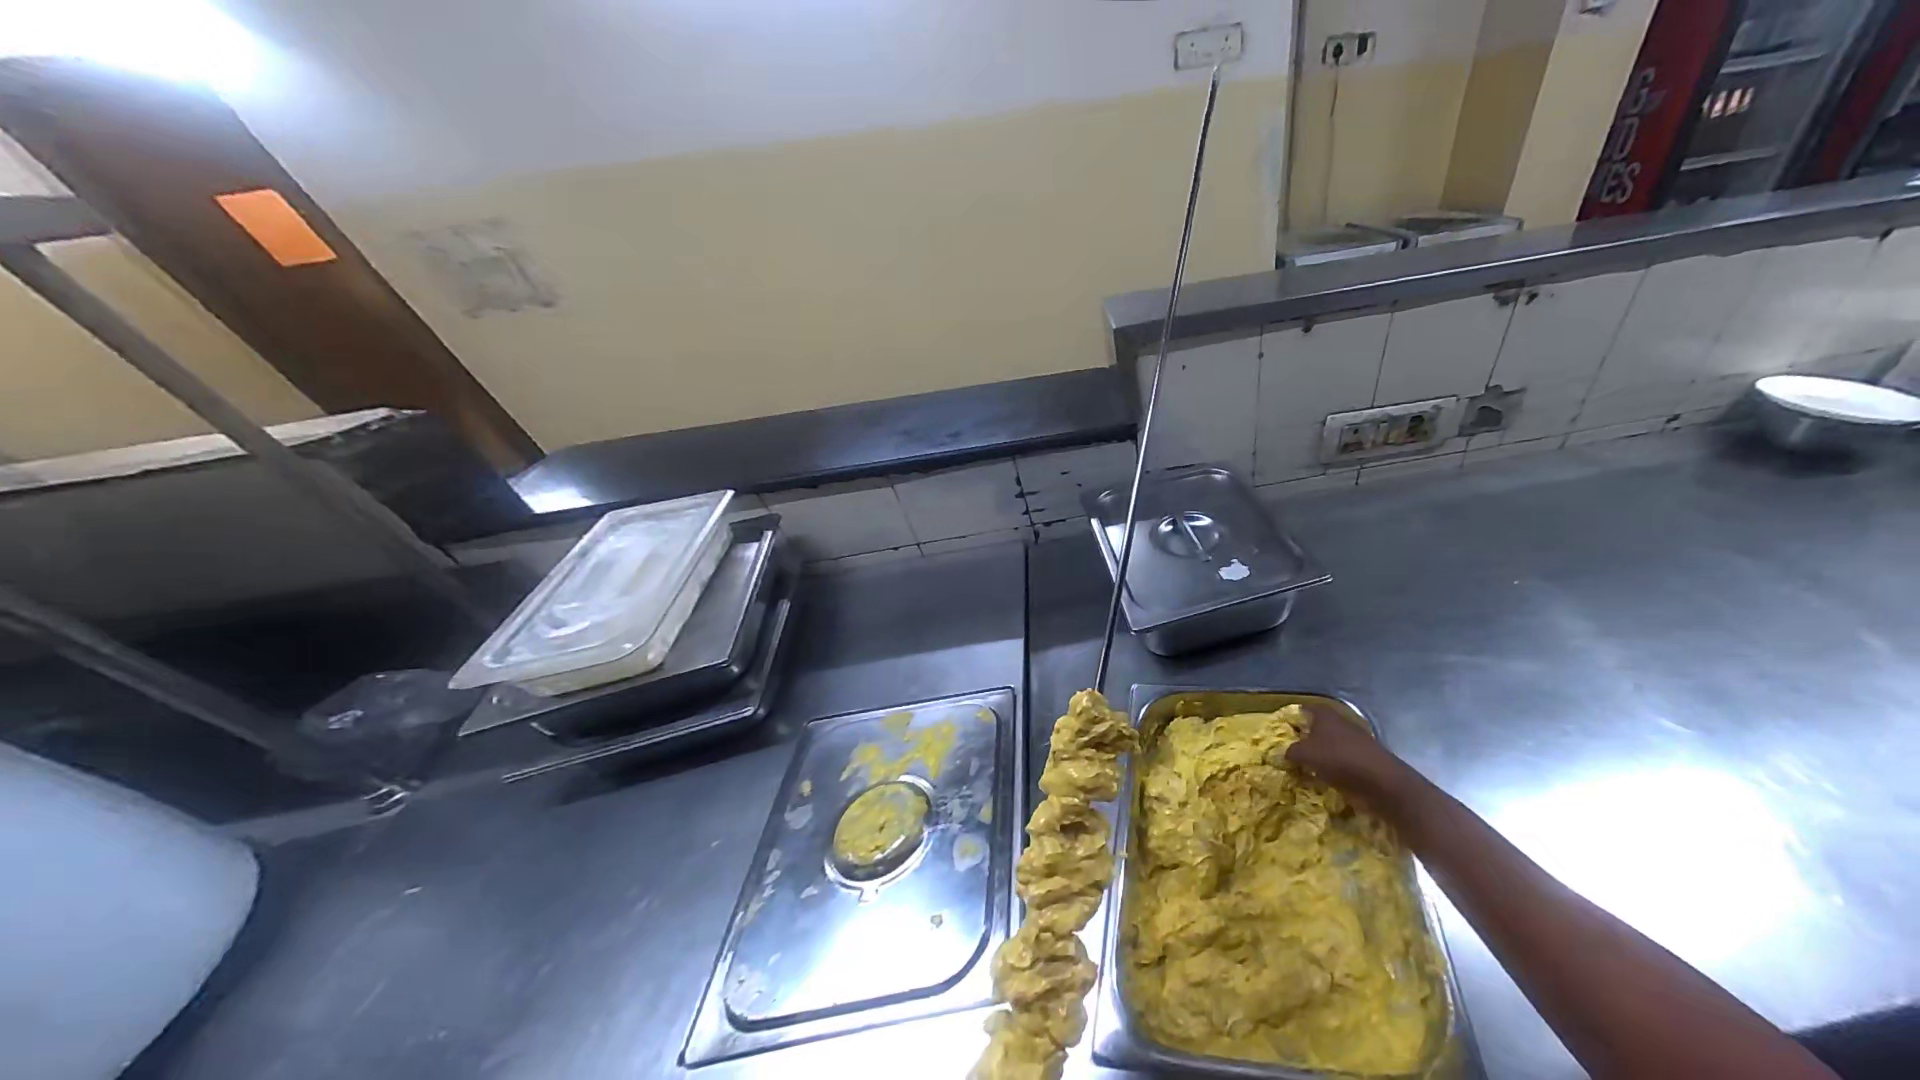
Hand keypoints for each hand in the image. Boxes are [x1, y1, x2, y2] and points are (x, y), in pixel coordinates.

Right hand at [1286, 702, 1412, 801]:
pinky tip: (1322, 779)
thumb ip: (1290, 752)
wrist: (1381, 782)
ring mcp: (1355, 743)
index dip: (1294, 716)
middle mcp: (1341, 724)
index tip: (1283, 727)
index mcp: (1326, 715)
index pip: (1306, 708)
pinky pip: (1341, 762)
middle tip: (1290, 750)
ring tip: (1304, 768)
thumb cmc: (1338, 758)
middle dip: (1306, 737)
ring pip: (1330, 745)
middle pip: (1319, 727)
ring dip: (1320, 755)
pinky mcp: (1364, 761)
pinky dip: (1332, 769)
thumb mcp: (1304, 754)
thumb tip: (1283, 754)